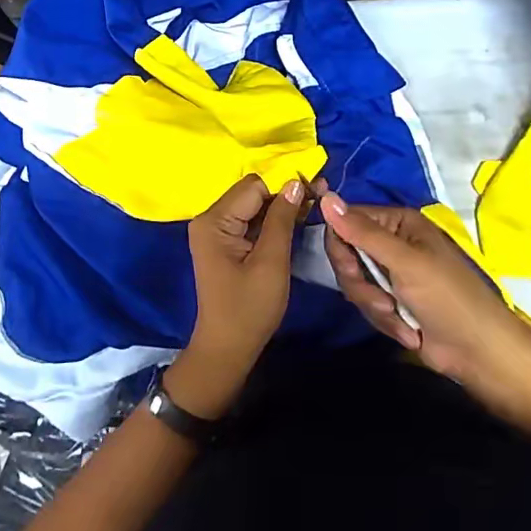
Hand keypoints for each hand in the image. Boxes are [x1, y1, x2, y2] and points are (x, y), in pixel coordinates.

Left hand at [167, 175, 307, 417]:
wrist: (228, 347)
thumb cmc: (250, 308)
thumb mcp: (271, 262)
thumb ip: (281, 219)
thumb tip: (295, 182)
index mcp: (213, 221)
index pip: (253, 186)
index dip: (285, 184)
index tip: (317, 186)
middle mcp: (209, 218)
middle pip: (251, 192)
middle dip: (284, 192)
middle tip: (321, 192)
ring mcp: (214, 230)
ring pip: (252, 205)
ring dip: (280, 205)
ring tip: (314, 203)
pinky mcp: (223, 241)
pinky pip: (249, 220)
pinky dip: (271, 219)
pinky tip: (295, 218)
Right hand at [320, 188, 530, 433]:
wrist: (481, 354)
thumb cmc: (449, 298)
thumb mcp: (405, 262)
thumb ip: (363, 232)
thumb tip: (326, 198)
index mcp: (399, 222)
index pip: (346, 220)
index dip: (341, 245)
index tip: (351, 269)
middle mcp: (392, 241)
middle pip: (346, 253)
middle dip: (361, 284)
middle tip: (382, 301)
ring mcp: (391, 273)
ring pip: (354, 282)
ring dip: (373, 305)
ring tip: (400, 318)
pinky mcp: (392, 300)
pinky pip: (366, 303)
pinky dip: (383, 320)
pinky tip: (407, 330)